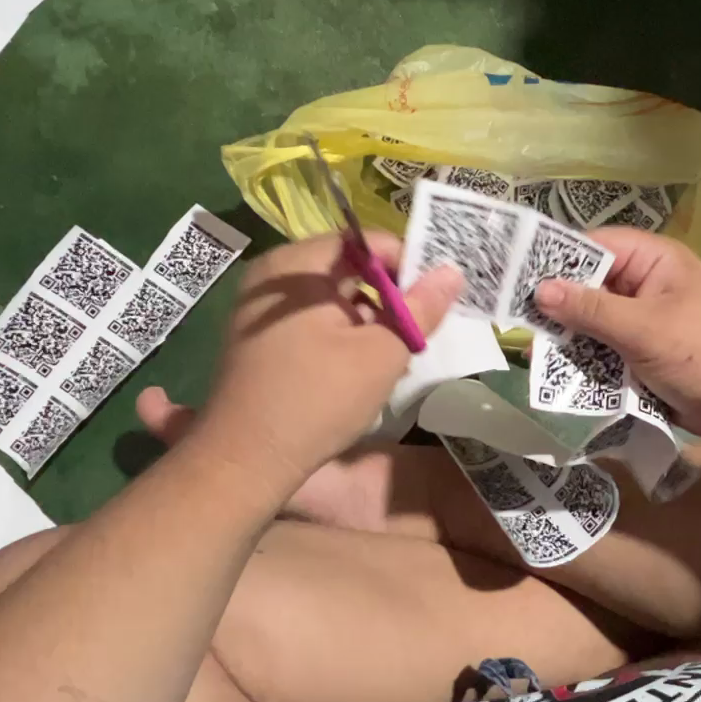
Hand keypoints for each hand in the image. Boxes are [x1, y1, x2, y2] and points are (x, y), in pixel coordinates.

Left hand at [188, 233, 459, 489]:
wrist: (247, 459)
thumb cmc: (319, 399)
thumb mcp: (382, 353)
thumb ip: (420, 309)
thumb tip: (453, 271)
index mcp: (296, 267)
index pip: (365, 242)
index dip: (406, 266)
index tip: (430, 302)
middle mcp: (272, 278)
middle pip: (348, 268)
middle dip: (388, 298)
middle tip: (415, 334)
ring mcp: (259, 310)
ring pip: (332, 298)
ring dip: (368, 321)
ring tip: (391, 357)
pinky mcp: (259, 340)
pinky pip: (312, 321)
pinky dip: (342, 335)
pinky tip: (360, 370)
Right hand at [534, 227, 700, 438]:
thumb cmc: (700, 355)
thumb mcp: (642, 328)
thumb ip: (591, 309)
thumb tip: (539, 289)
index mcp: (656, 260)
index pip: (598, 246)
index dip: (559, 259)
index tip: (518, 275)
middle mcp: (647, 283)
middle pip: (592, 283)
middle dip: (559, 302)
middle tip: (515, 316)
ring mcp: (644, 318)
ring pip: (594, 318)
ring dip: (569, 334)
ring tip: (530, 347)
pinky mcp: (641, 350)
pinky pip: (604, 345)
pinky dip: (585, 355)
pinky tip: (556, 366)